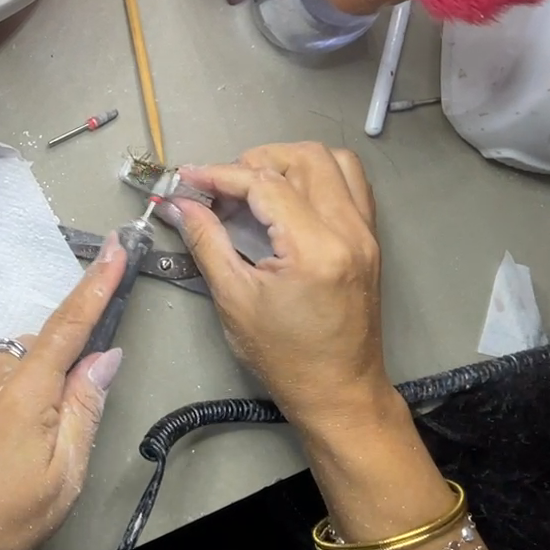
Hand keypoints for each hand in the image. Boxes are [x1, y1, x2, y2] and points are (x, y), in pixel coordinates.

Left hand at [0, 238, 125, 549]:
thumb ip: (84, 408)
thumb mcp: (63, 473)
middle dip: (66, 371)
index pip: (69, 324)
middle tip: (63, 434)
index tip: (116, 248)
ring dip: (37, 389)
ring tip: (30, 452)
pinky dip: (14, 397)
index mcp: (25, 388)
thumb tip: (104, 357)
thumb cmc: (4, 513)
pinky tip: (7, 445)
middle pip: (44, 348)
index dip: (96, 285)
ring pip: (19, 366)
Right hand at [165, 142, 390, 436]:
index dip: (220, 174)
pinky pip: (350, 184)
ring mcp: (366, 233)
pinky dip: (315, 177)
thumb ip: (207, 241)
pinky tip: (285, 198)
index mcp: (314, 249)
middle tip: (222, 185)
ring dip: (289, 163)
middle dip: (256, 160)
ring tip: (254, 186)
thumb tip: (179, 205)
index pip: (265, 185)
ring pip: (334, 162)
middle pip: (306, 158)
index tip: (186, 179)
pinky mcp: (370, 239)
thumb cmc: (282, 354)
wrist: (338, 391)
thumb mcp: (233, 299)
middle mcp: (349, 231)